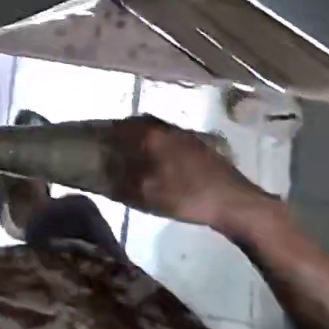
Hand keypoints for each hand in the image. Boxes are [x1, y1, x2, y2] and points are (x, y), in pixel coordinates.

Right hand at [107, 116, 284, 239]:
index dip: (102, 135)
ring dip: (138, 138)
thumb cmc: (188, 197)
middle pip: (134, 125)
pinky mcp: (197, 144)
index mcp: (151, 135)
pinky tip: (155, 160)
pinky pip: (166, 138)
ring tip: (128, 154)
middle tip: (107, 147)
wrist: (236, 203)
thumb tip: (102, 174)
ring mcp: (184, 134)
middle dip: (119, 134)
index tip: (92, 142)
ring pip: (152, 130)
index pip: (117, 128)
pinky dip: (154, 145)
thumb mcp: (149, 194)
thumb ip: (123, 182)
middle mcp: (165, 128)